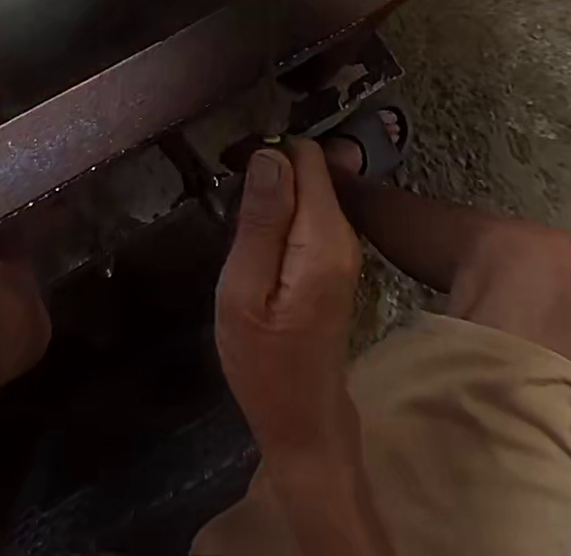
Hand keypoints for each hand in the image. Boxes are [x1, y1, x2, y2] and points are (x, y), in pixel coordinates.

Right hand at [215, 140, 361, 455]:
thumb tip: (269, 155)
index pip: (307, 157)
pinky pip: (305, 212)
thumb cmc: (263, 361)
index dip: (266, 152)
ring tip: (234, 218)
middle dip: (267, 168)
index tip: (229, 166)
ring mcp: (342, 248)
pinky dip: (277, 211)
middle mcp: (343, 235)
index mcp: (322, 238)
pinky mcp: (333, 260)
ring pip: (306, 188)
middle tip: (227, 198)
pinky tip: (253, 237)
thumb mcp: (243, 290)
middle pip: (309, 169)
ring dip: (270, 191)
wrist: (300, 418)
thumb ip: (260, 221)